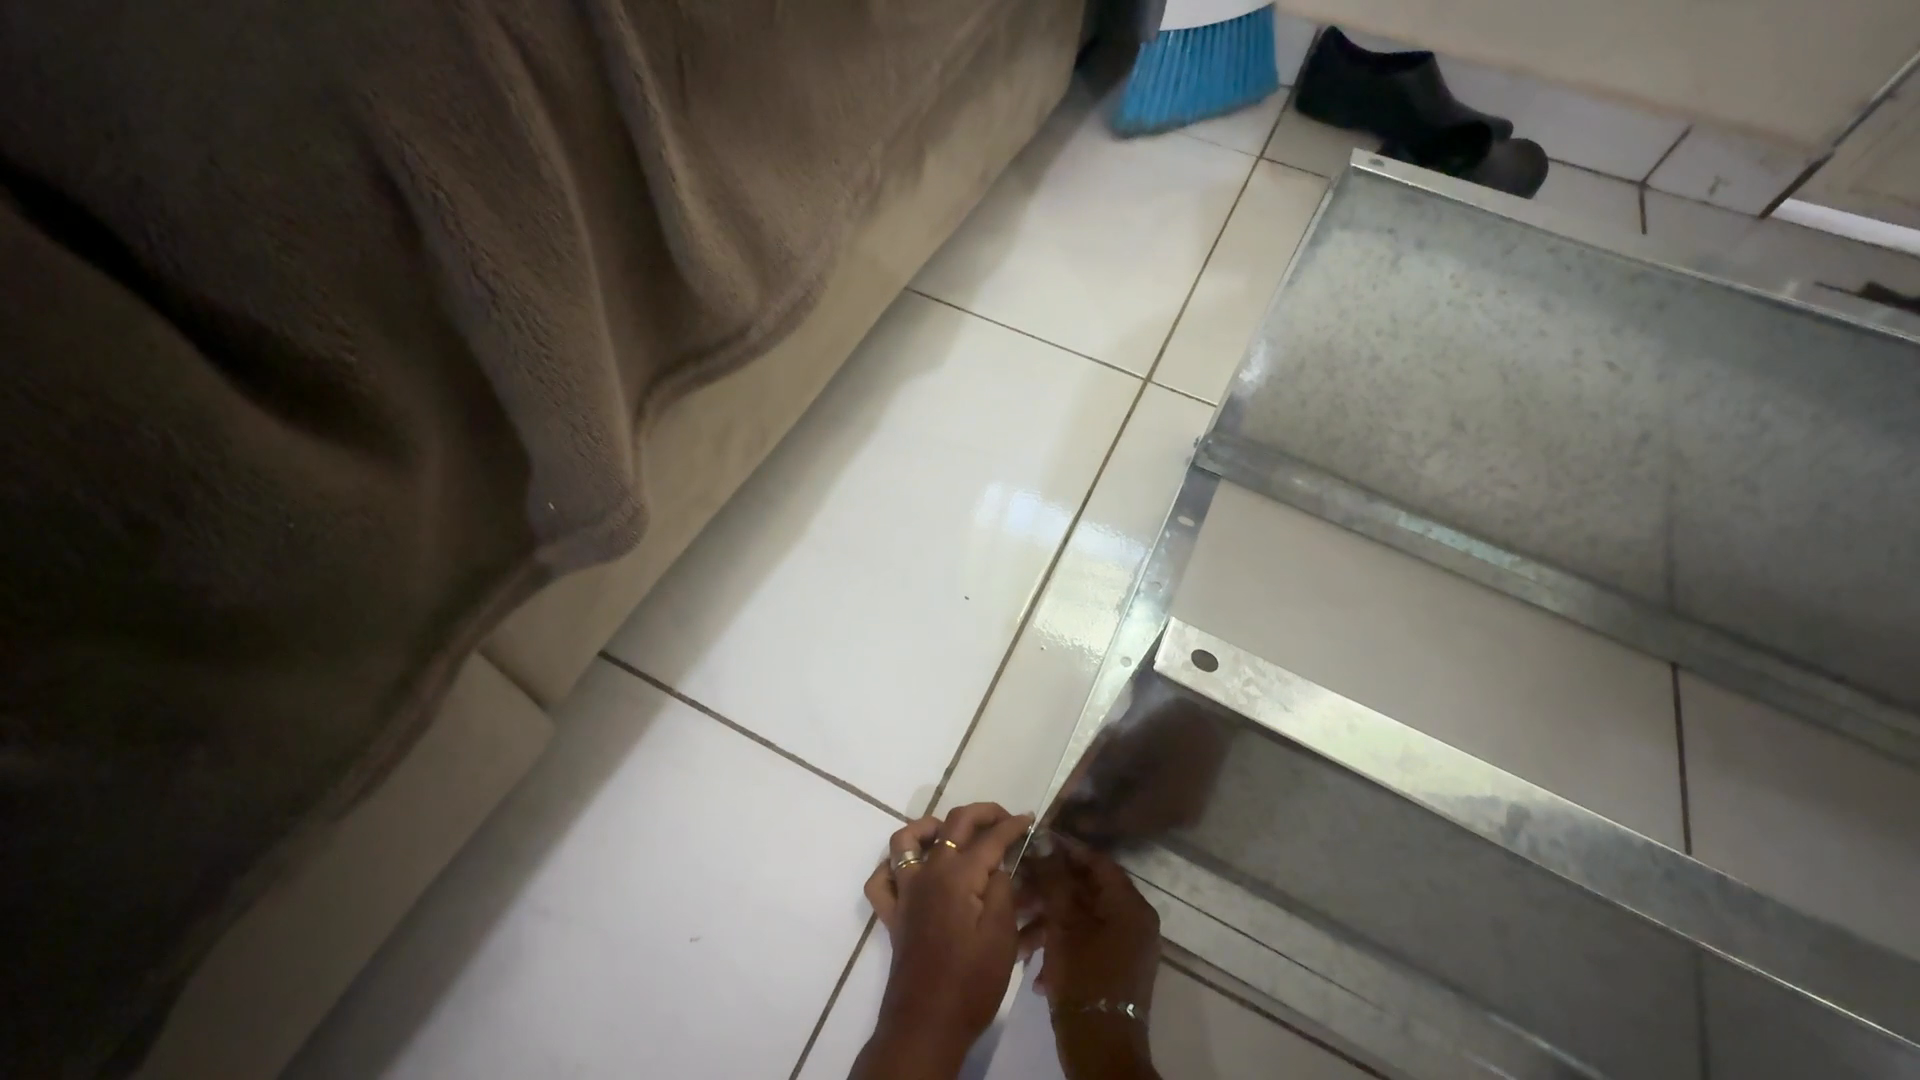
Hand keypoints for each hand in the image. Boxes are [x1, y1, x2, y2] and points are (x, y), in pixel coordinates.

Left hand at [854, 804, 1032, 1077]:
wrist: (928, 1022)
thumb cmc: (972, 981)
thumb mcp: (1002, 936)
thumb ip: (1002, 890)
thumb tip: (999, 865)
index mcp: (959, 875)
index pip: (990, 838)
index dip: (1013, 826)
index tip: (1030, 820)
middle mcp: (928, 873)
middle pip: (952, 824)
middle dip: (981, 813)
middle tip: (1004, 819)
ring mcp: (906, 892)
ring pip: (905, 840)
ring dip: (929, 828)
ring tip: (952, 834)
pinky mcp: (893, 915)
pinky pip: (881, 881)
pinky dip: (893, 867)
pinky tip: (912, 870)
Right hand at [1020, 838, 1162, 1079]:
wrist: (1101, 1052)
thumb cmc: (1084, 980)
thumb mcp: (1064, 926)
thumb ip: (1055, 881)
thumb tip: (1046, 841)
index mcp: (1130, 907)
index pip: (1098, 863)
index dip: (1065, 851)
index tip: (1034, 846)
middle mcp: (1134, 921)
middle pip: (1087, 891)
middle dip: (1048, 893)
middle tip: (1015, 894)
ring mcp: (1126, 947)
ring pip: (1081, 920)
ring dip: (1047, 925)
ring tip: (1017, 942)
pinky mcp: (1114, 968)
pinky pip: (1085, 943)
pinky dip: (1060, 948)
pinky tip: (1033, 970)